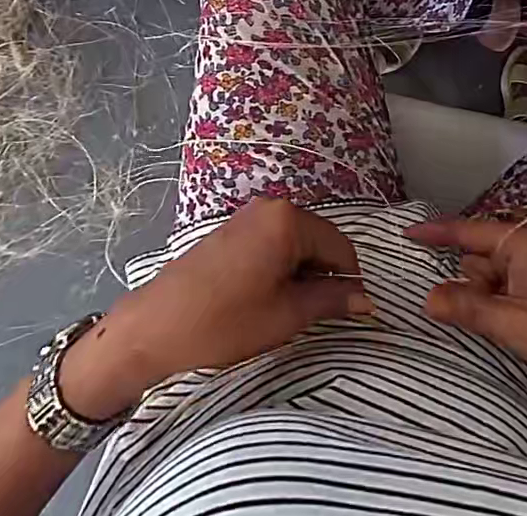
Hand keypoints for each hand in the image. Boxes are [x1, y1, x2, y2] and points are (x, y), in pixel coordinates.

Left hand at [59, 199, 372, 417]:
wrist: (160, 321)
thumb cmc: (227, 320)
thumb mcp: (287, 314)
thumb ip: (331, 299)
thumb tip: (365, 299)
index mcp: (288, 219)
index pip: (341, 246)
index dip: (351, 281)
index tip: (351, 312)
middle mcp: (270, 205)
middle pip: (318, 238)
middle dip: (325, 273)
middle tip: (317, 313)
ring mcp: (247, 214)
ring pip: (296, 240)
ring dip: (303, 270)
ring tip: (288, 307)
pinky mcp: (231, 227)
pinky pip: (273, 240)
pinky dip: (282, 264)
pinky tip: (268, 293)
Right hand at [405, 219, 526, 407]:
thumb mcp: (513, 326)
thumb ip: (466, 308)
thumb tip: (425, 299)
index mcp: (520, 241)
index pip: (464, 230)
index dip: (433, 233)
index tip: (405, 233)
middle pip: (477, 256)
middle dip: (473, 284)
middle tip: (491, 316)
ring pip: (493, 273)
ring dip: (490, 297)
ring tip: (515, 326)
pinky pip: (511, 282)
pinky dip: (505, 300)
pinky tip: (521, 324)